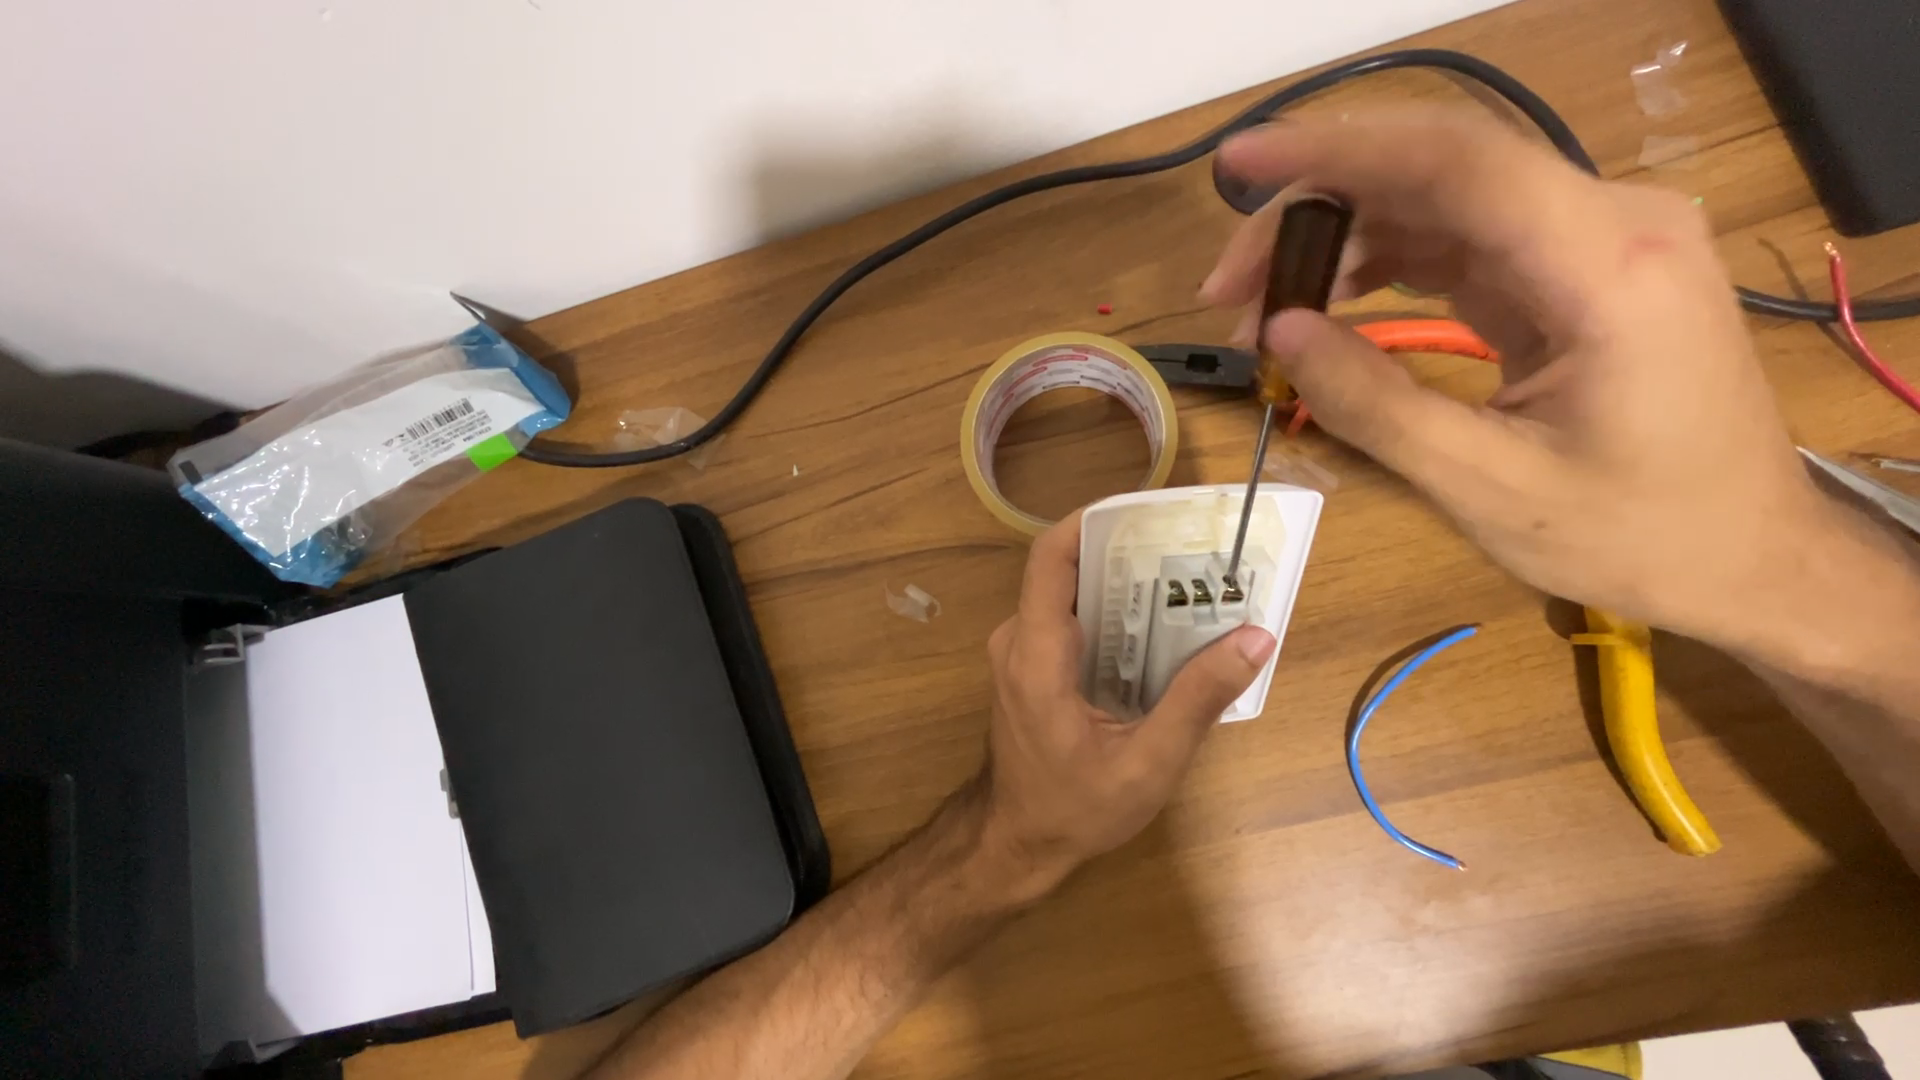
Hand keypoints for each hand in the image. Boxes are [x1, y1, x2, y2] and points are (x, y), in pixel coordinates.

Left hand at [969, 509, 1275, 897]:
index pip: (1051, 558)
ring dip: (1121, 583)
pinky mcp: (1028, 665)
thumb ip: (1197, 701)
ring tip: (1183, 581)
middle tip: (1188, 550)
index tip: (1148, 512)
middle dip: (1126, 552)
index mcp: (1036, 654)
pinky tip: (1156, 627)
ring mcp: (1018, 651)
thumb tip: (1255, 639)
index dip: (1093, 520)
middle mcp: (1018, 640)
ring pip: (1068, 593)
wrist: (1017, 841)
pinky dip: (1109, 613)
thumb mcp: (1147, 765)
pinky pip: (1066, 619)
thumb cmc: (1074, 809)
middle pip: (1066, 569)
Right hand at [1200, 108, 1841, 657]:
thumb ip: (1375, 404)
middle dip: (1311, 216)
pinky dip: (1371, 270)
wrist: (1741, 552)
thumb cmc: (1630, 531)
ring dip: (1333, 247)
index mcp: (1606, 263)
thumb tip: (1278, 331)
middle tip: (1225, 292)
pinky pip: (1447, 242)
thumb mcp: (1485, 485)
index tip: (1239, 162)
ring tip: (1258, 317)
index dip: (1335, 151)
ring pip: (1428, 203)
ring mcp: (1583, 239)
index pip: (1454, 162)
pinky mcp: (1559, 269)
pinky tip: (1319, 312)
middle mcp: (1604, 221)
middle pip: (1429, 173)